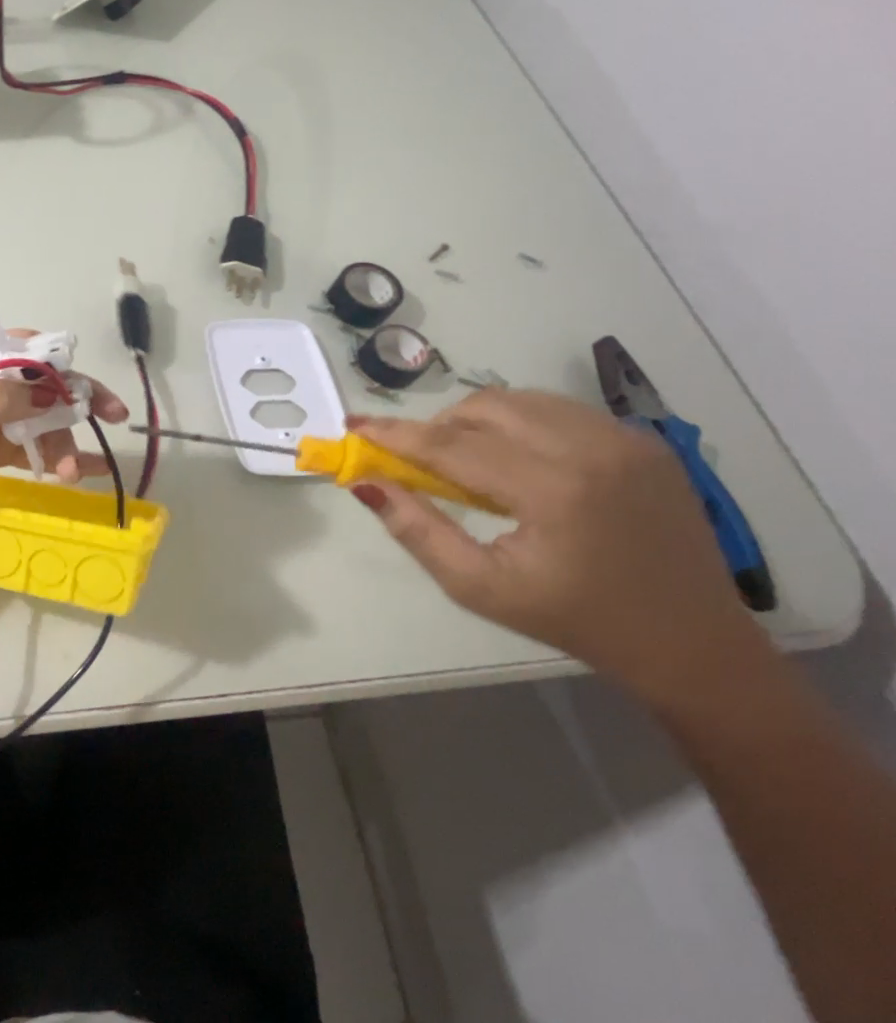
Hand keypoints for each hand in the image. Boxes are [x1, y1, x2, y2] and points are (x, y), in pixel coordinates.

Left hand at [0, 339, 129, 528]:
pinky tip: (80, 472)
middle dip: (76, 402)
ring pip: (43, 420)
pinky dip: (57, 457)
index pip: (24, 350)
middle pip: (43, 386)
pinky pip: (35, 448)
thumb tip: (47, 393)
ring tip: (73, 474)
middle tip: (115, 416)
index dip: (59, 362)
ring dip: (65, 442)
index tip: (86, 383)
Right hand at [348, 389, 766, 705]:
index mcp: (553, 490)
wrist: (686, 637)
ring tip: (464, 464)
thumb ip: (418, 530)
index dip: (396, 435)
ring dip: (478, 422)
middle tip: (414, 461)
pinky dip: (521, 426)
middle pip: (488, 407)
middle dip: (438, 426)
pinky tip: (516, 466)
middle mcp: (594, 448)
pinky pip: (562, 412)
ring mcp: (628, 438)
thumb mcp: (478, 586)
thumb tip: (366, 484)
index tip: (353, 427)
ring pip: (525, 401)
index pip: (453, 445)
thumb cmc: (571, 619)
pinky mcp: (645, 441)